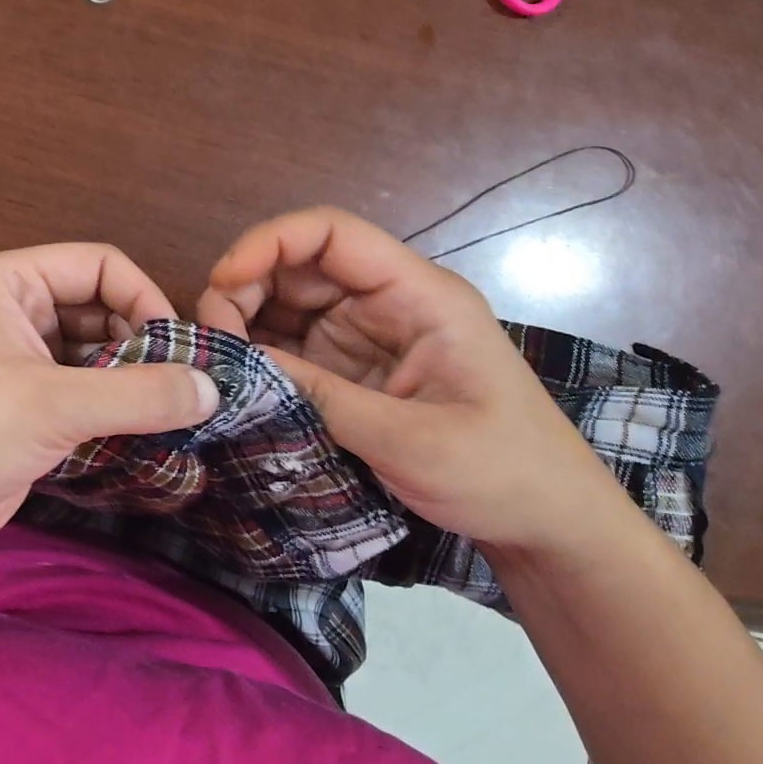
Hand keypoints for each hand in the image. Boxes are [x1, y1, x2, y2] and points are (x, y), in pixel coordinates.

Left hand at [0, 244, 218, 539]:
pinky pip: (85, 382)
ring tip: (171, 408)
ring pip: (96, 346)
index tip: (179, 348)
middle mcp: (14, 306)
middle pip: (100, 303)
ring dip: (133, 373)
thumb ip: (141, 394)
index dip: (143, 296)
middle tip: (183, 384)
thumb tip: (215, 389)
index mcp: (9, 281)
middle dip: (142, 339)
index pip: (98, 263)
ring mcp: (20, 352)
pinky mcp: (27, 396)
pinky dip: (116, 399)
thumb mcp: (56, 405)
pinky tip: (146, 425)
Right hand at [195, 207, 628, 551]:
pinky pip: (284, 345)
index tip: (223, 282)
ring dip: (241, 324)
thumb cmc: (504, 474)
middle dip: (242, 291)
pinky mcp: (345, 369)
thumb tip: (234, 365)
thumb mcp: (412, 440)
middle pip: (293, 266)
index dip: (269, 243)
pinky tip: (233, 380)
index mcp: (417, 296)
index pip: (332, 233)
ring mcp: (360, 336)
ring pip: (279, 304)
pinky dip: (253, 356)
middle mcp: (382, 303)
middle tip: (213, 343)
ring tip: (218, 365)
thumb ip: (320, 397)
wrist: (550, 530)